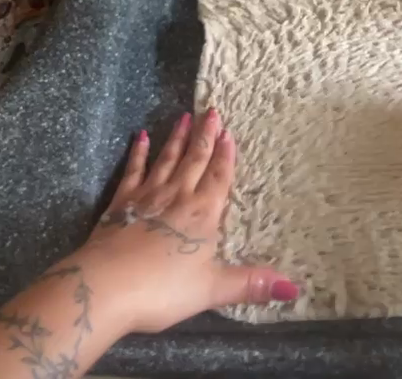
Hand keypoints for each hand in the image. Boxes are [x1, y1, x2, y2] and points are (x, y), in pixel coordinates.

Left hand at [70, 108, 297, 333]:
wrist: (108, 286)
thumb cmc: (163, 289)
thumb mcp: (212, 290)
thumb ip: (250, 284)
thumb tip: (294, 287)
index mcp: (203, 215)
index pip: (218, 178)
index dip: (225, 155)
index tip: (229, 132)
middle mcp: (178, 196)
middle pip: (195, 160)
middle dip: (205, 136)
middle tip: (211, 111)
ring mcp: (148, 196)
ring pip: (168, 159)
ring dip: (178, 137)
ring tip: (185, 116)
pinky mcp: (122, 201)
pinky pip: (134, 170)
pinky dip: (139, 152)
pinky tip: (142, 136)